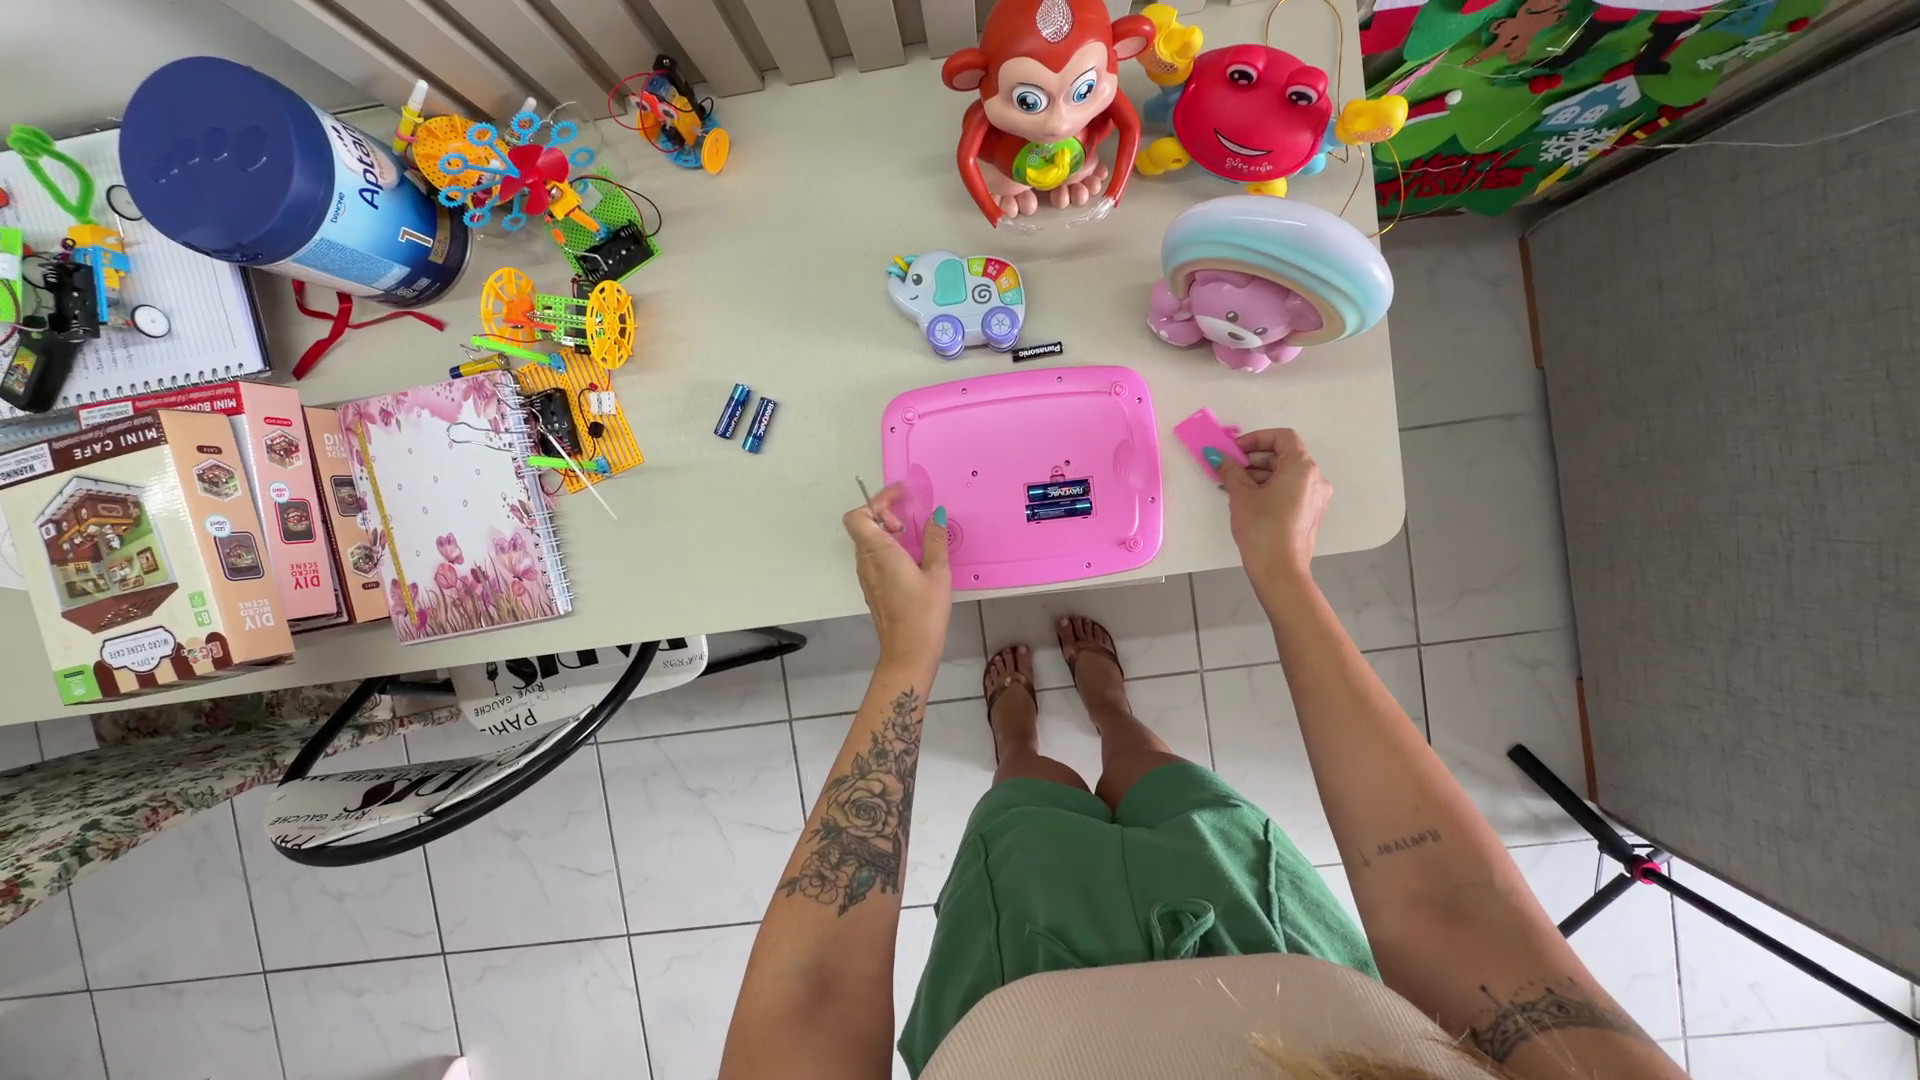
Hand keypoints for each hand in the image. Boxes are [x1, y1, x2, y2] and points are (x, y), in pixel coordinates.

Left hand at [843, 486, 951, 667]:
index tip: (900, 497)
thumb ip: (935, 539)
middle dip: (884, 514)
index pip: (858, 516)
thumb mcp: (938, 572)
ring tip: (914, 540)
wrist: (909, 651)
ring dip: (886, 532)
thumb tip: (936, 515)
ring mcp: (866, 576)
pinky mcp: (872, 588)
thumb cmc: (924, 612)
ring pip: (868, 542)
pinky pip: (874, 558)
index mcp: (878, 552)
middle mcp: (866, 561)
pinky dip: (888, 549)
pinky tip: (912, 560)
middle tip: (909, 522)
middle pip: (862, 525)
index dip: (877, 501)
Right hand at [1206, 429, 1331, 594]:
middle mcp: (1315, 478)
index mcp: (1302, 468)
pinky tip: (1247, 500)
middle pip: (1283, 456)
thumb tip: (1217, 456)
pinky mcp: (1310, 513)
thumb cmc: (1262, 528)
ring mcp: (1315, 497)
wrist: (1280, 570)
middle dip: (1253, 459)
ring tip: (1232, 487)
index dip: (1256, 439)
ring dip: (1258, 475)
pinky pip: (1289, 491)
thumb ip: (1230, 470)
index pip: (1283, 437)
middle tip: (1228, 468)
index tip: (1234, 450)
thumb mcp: (1241, 495)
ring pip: (1285, 475)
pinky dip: (1269, 489)